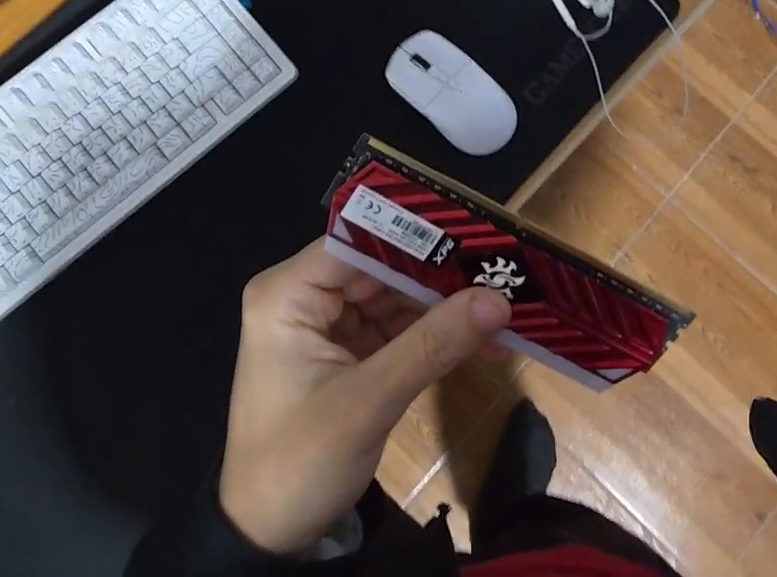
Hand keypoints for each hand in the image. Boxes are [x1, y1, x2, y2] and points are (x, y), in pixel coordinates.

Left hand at [218, 239, 513, 555]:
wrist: (269, 537)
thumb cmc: (299, 462)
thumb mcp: (368, 401)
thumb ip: (431, 346)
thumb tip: (498, 300)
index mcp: (287, 294)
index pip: (357, 242)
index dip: (415, 238)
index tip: (476, 238)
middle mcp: (304, 297)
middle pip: (381, 267)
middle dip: (440, 276)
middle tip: (504, 274)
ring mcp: (328, 325)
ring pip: (395, 297)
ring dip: (445, 308)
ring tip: (507, 308)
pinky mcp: (347, 353)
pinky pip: (397, 330)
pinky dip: (435, 336)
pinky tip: (483, 339)